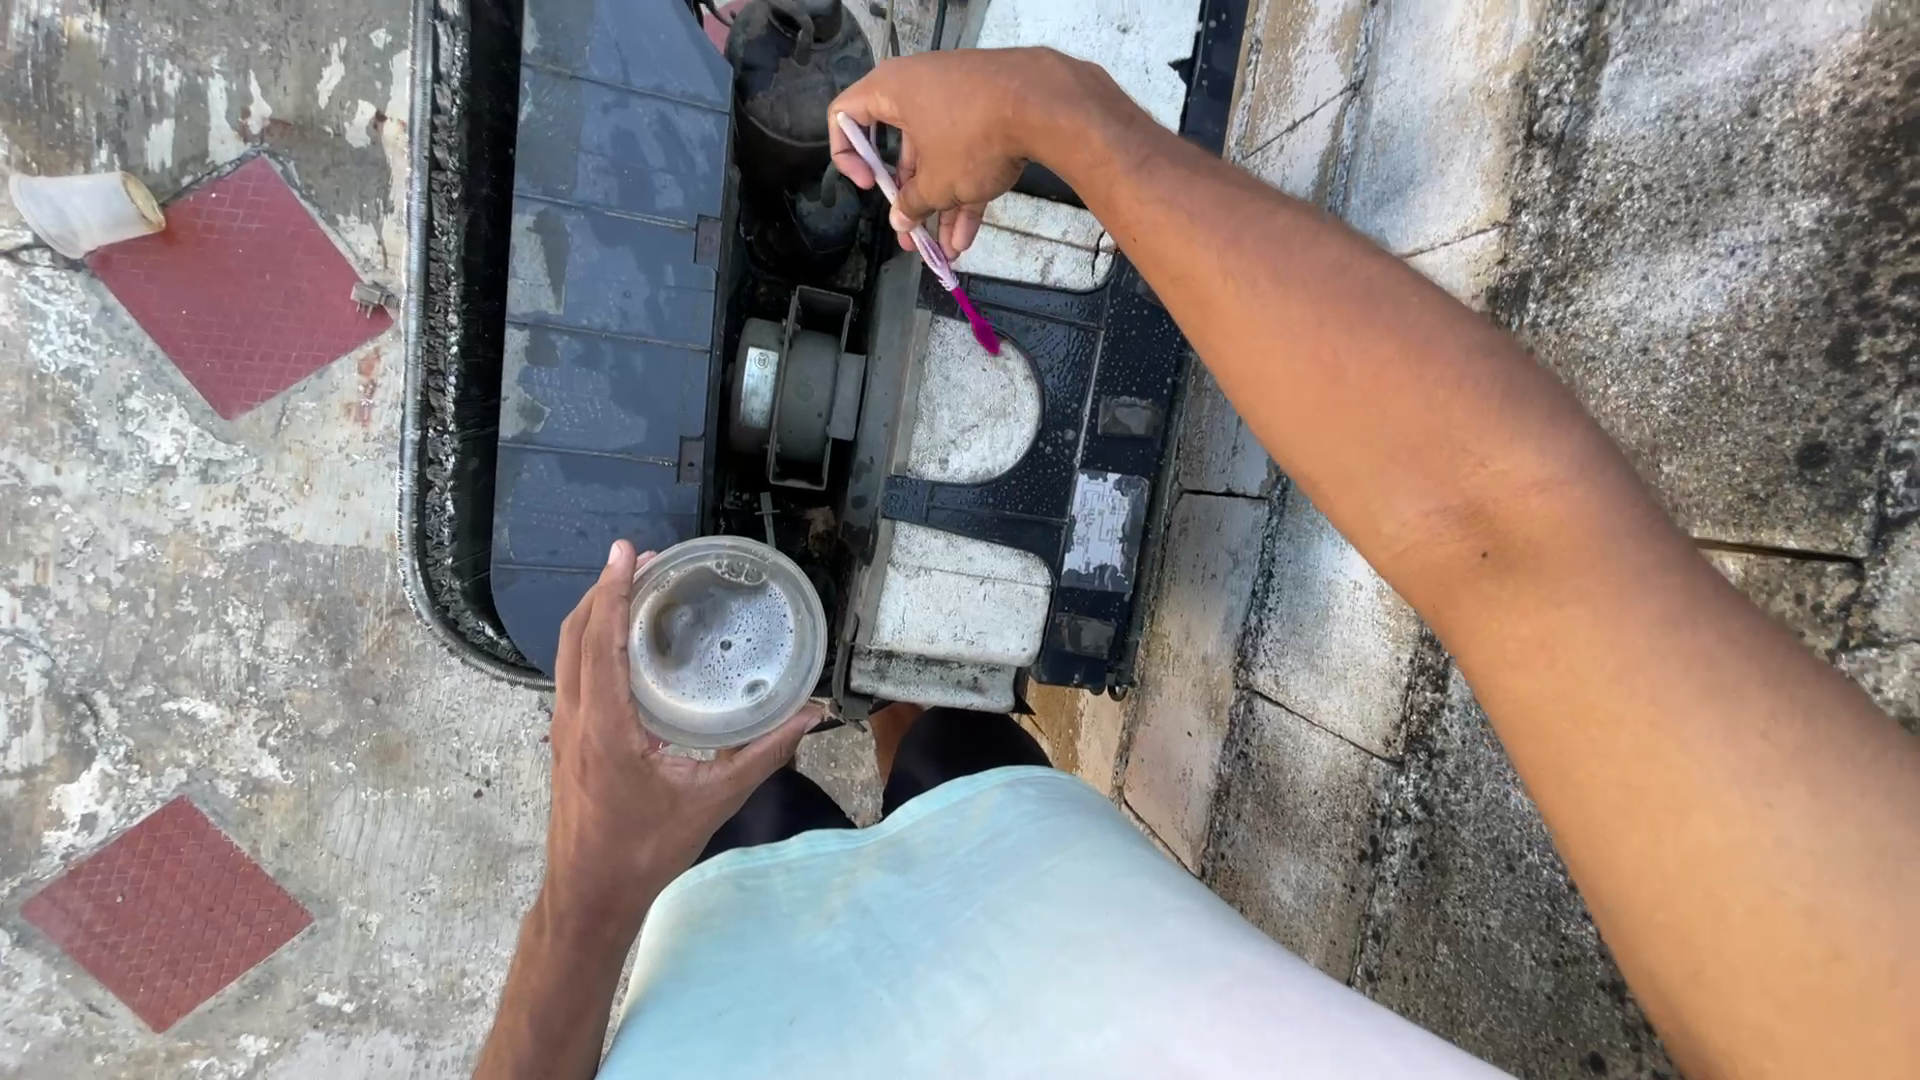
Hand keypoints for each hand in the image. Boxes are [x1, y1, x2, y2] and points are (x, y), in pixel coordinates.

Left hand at [541, 540, 819, 934]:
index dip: (613, 592)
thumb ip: (766, 752)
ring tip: (632, 586)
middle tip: (644, 559)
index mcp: (607, 727)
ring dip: (593, 612)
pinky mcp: (566, 739)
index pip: (602, 642)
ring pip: (566, 653)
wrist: (589, 896)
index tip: (628, 552)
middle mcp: (576, 718)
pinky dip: (590, 639)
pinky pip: (571, 673)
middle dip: (604, 590)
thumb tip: (811, 714)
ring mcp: (564, 728)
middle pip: (574, 636)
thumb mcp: (715, 798)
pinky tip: (621, 640)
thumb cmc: (648, 848)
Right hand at [828, 47, 1128, 257]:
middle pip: (900, 151)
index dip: (847, 155)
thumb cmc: (972, 134)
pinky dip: (964, 197)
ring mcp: (957, 104)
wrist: (1042, 105)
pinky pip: (966, 161)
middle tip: (909, 236)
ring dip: (939, 211)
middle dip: (907, 202)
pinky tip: (964, 240)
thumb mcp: (935, 182)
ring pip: (938, 162)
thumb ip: (912, 203)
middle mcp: (919, 91)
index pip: (846, 114)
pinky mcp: (987, 118)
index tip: (868, 186)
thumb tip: (901, 218)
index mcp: (891, 91)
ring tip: (942, 252)